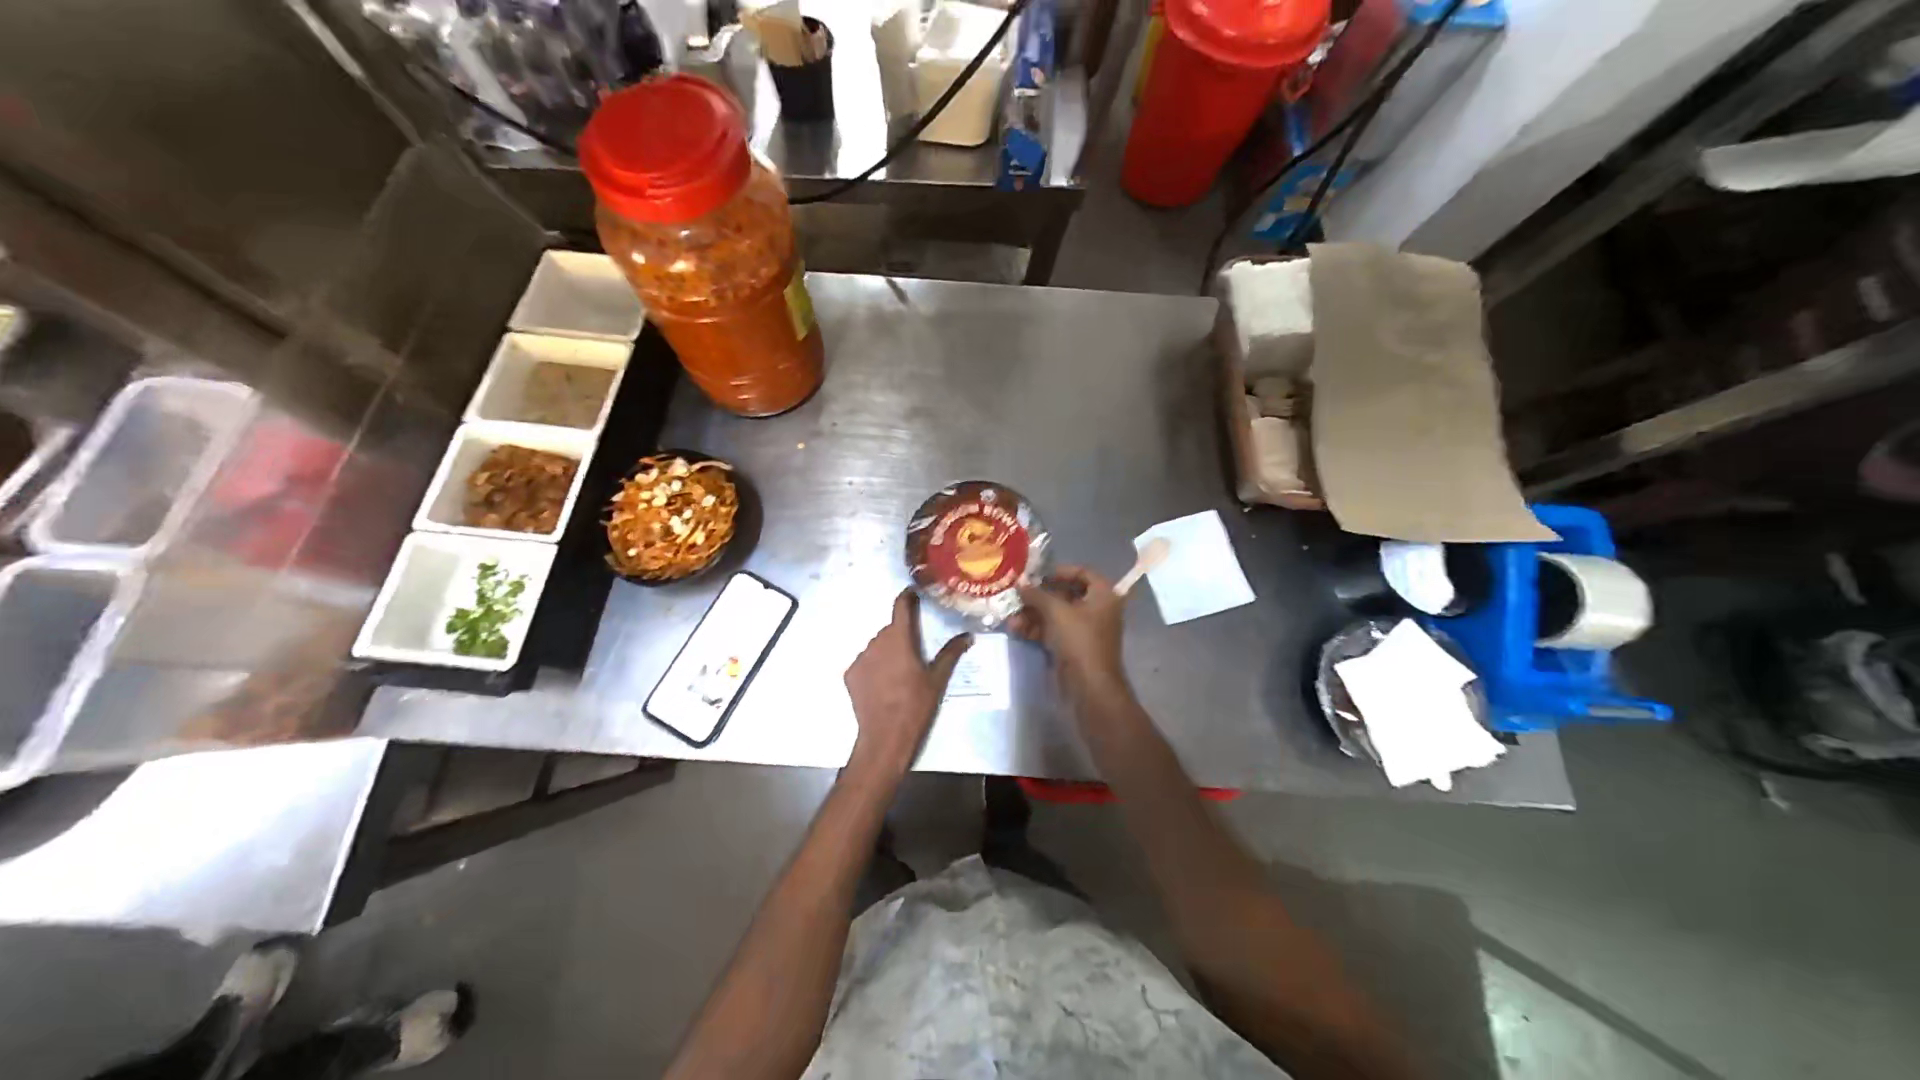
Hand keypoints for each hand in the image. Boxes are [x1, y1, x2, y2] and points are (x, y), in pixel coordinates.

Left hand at [844, 589, 971, 772]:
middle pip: (890, 629)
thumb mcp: (938, 679)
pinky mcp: (850, 674)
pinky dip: (874, 667)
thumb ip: (951, 653)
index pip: (901, 605)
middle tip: (915, 651)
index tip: (914, 593)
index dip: (907, 597)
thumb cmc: (916, 706)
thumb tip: (968, 635)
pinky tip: (884, 685)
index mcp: (900, 638)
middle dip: (902, 634)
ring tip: (900, 673)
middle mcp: (877, 641)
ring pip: (877, 645)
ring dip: (887, 651)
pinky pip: (865, 662)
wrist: (885, 737)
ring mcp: (860, 658)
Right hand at [1013, 565, 1127, 697]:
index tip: (1038, 575)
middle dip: (1039, 597)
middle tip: (1017, 596)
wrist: (1089, 687)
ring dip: (1033, 615)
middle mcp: (1097, 609)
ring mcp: (1085, 630)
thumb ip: (1037, 595)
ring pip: (1056, 615)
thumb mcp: (1056, 612)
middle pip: (1065, 595)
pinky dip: (1037, 629)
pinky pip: (1054, 631)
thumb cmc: (1079, 641)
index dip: (1059, 572)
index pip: (1082, 573)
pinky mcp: (1074, 647)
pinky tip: (1017, 630)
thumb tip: (1020, 583)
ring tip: (1012, 619)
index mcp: (1103, 595)